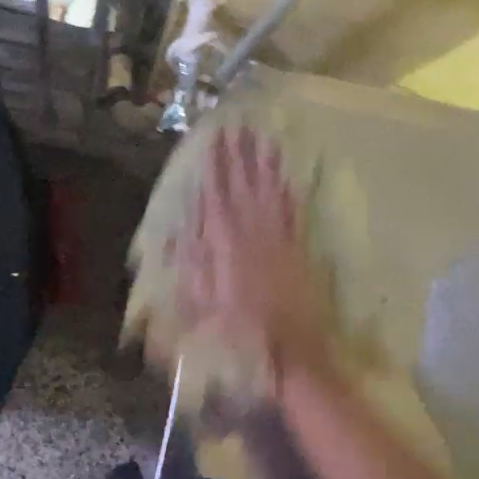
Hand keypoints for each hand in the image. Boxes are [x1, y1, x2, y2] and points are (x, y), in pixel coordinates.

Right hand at [174, 128, 334, 374]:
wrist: (292, 352)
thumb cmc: (240, 333)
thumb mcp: (202, 303)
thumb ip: (191, 265)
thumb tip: (180, 232)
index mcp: (226, 246)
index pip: (217, 198)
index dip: (215, 169)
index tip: (213, 141)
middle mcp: (254, 235)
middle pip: (245, 187)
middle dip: (239, 156)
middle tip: (237, 126)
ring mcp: (279, 240)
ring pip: (271, 193)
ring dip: (266, 165)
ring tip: (263, 139)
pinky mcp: (299, 251)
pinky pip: (293, 213)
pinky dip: (289, 192)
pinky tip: (287, 177)